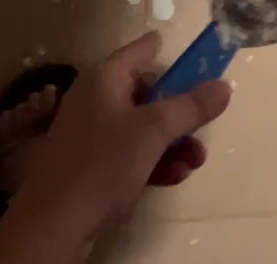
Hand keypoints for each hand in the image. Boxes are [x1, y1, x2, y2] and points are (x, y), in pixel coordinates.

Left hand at [7, 32, 233, 236]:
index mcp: (105, 78)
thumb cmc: (102, 163)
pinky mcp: (90, 166)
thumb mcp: (153, 131)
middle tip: (204, 124)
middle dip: (179, 110)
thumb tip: (225, 85)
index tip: (196, 55)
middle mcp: (96, 98)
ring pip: (141, 127)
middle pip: (146, 93)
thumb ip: (190, 107)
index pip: (141, 50)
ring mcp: (91, 133)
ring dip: (171, 142)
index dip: (169, 50)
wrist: (52, 226)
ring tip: (196, 160)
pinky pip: (129, 154)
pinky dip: (153, 161)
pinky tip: (176, 176)